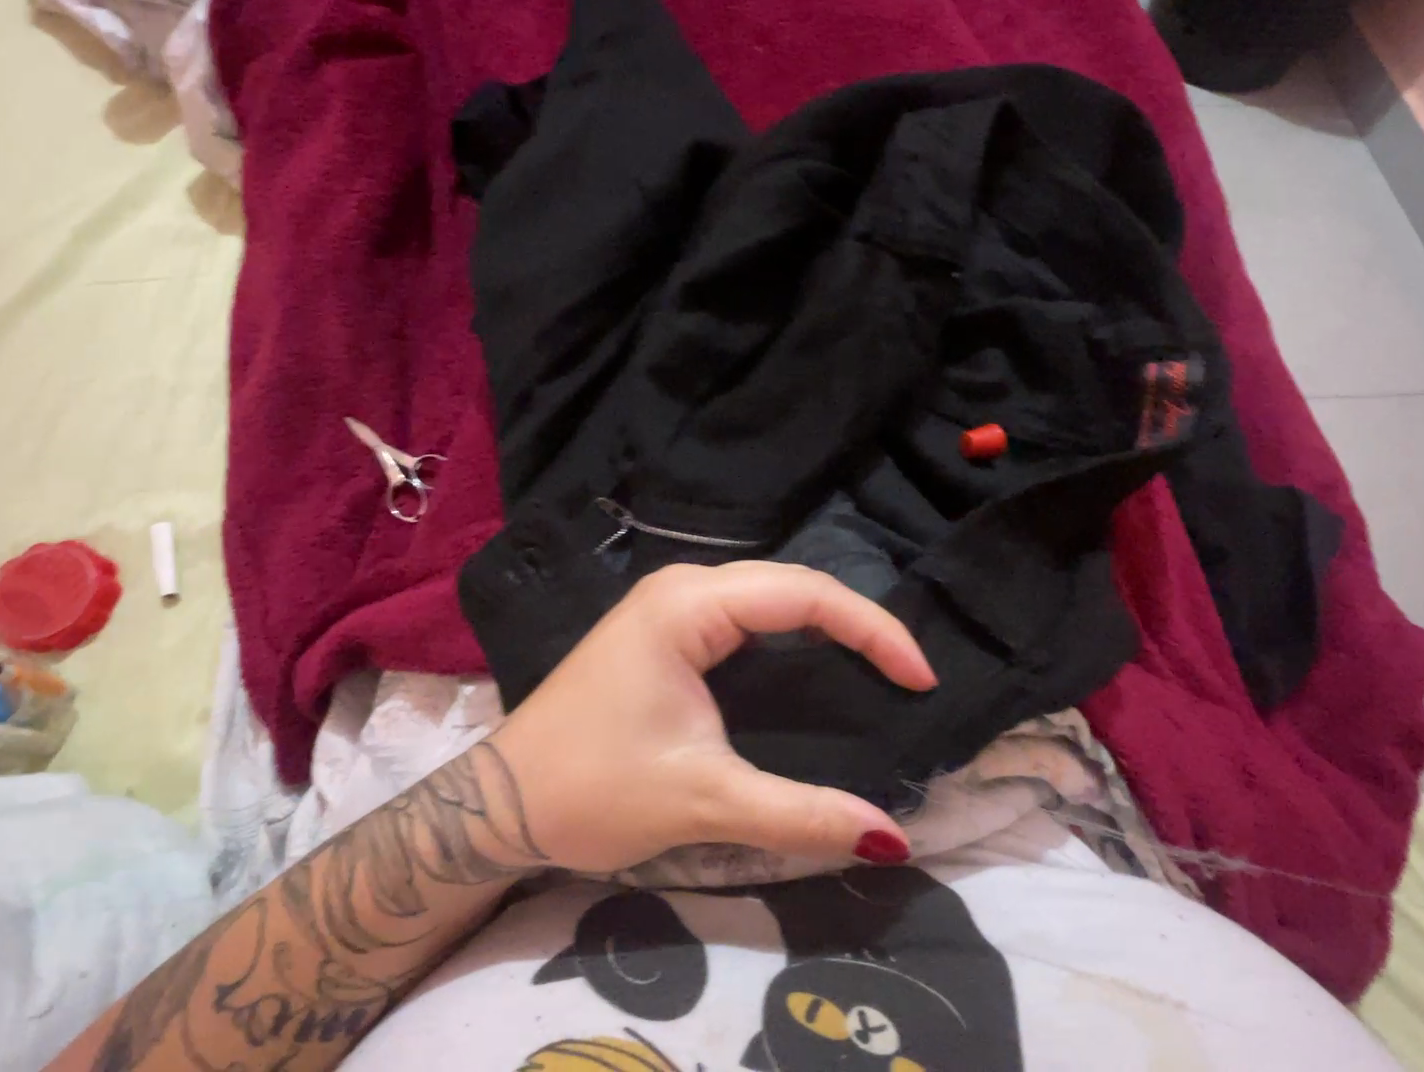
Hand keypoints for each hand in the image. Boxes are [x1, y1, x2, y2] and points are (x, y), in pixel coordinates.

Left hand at [490, 561, 935, 874]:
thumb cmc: (592, 790)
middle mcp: (680, 588)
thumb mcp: (702, 801)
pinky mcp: (661, 630)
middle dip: (857, 623)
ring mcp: (666, 605)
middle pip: (792, 585)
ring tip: (878, 667)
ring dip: (826, 625)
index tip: (921, 679)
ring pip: (769, 596)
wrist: (502, 803)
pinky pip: (745, 615)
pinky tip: (816, 664)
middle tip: (908, 675)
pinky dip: (790, 635)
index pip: (806, 595)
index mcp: (687, 606)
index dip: (874, 630)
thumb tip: (891, 838)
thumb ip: (800, 815)